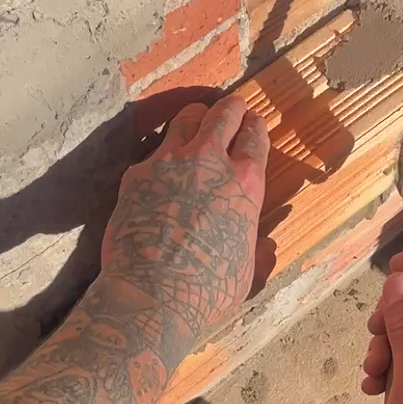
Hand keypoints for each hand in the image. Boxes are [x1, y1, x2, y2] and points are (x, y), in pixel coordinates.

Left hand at [100, 96, 268, 336]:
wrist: (153, 296)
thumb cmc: (208, 292)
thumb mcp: (247, 273)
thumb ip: (256, 251)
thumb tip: (265, 246)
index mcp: (245, 184)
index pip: (255, 137)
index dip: (256, 127)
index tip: (254, 125)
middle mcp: (209, 162)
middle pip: (223, 113)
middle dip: (230, 108)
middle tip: (231, 108)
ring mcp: (169, 162)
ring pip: (185, 118)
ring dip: (196, 117)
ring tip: (197, 121)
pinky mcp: (137, 174)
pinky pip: (153, 149)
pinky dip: (162, 151)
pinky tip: (162, 165)